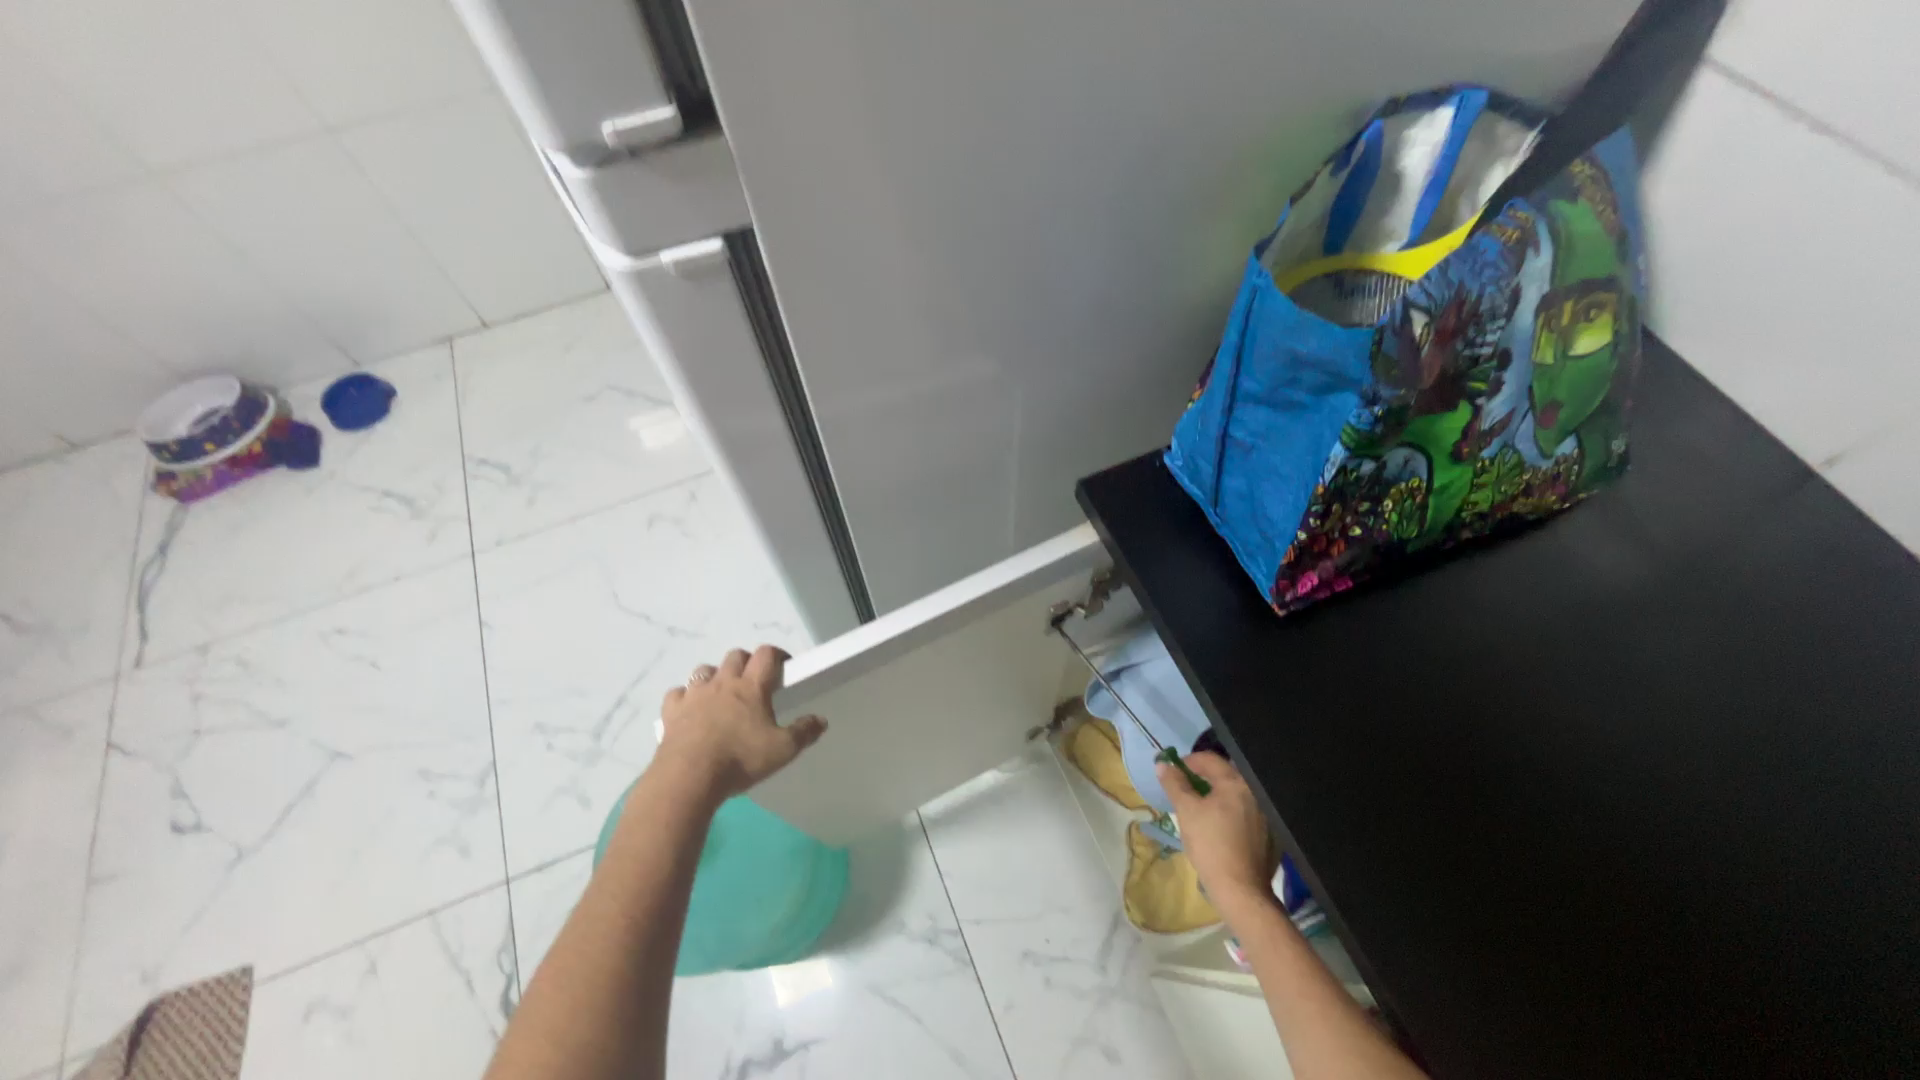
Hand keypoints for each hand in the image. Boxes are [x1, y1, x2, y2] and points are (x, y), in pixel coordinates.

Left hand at [653, 645, 826, 806]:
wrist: (689, 776)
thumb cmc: (740, 759)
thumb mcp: (782, 751)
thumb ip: (804, 733)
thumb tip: (821, 720)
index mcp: (752, 687)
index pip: (766, 654)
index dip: (776, 654)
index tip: (783, 666)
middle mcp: (723, 683)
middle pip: (735, 656)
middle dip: (747, 662)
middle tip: (754, 682)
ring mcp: (694, 694)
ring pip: (705, 670)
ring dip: (715, 676)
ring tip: (722, 695)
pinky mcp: (672, 710)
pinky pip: (678, 693)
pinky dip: (686, 696)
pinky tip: (691, 709)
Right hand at [1158, 751, 1276, 912]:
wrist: (1240, 888)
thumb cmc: (1210, 845)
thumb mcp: (1186, 811)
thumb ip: (1175, 784)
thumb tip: (1163, 764)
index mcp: (1236, 782)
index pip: (1209, 759)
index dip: (1188, 762)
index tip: (1174, 773)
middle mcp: (1255, 791)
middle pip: (1226, 774)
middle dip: (1204, 777)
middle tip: (1187, 790)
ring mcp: (1266, 812)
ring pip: (1237, 793)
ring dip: (1219, 794)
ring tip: (1202, 808)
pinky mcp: (1270, 832)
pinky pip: (1247, 810)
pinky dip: (1232, 811)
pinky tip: (1222, 827)